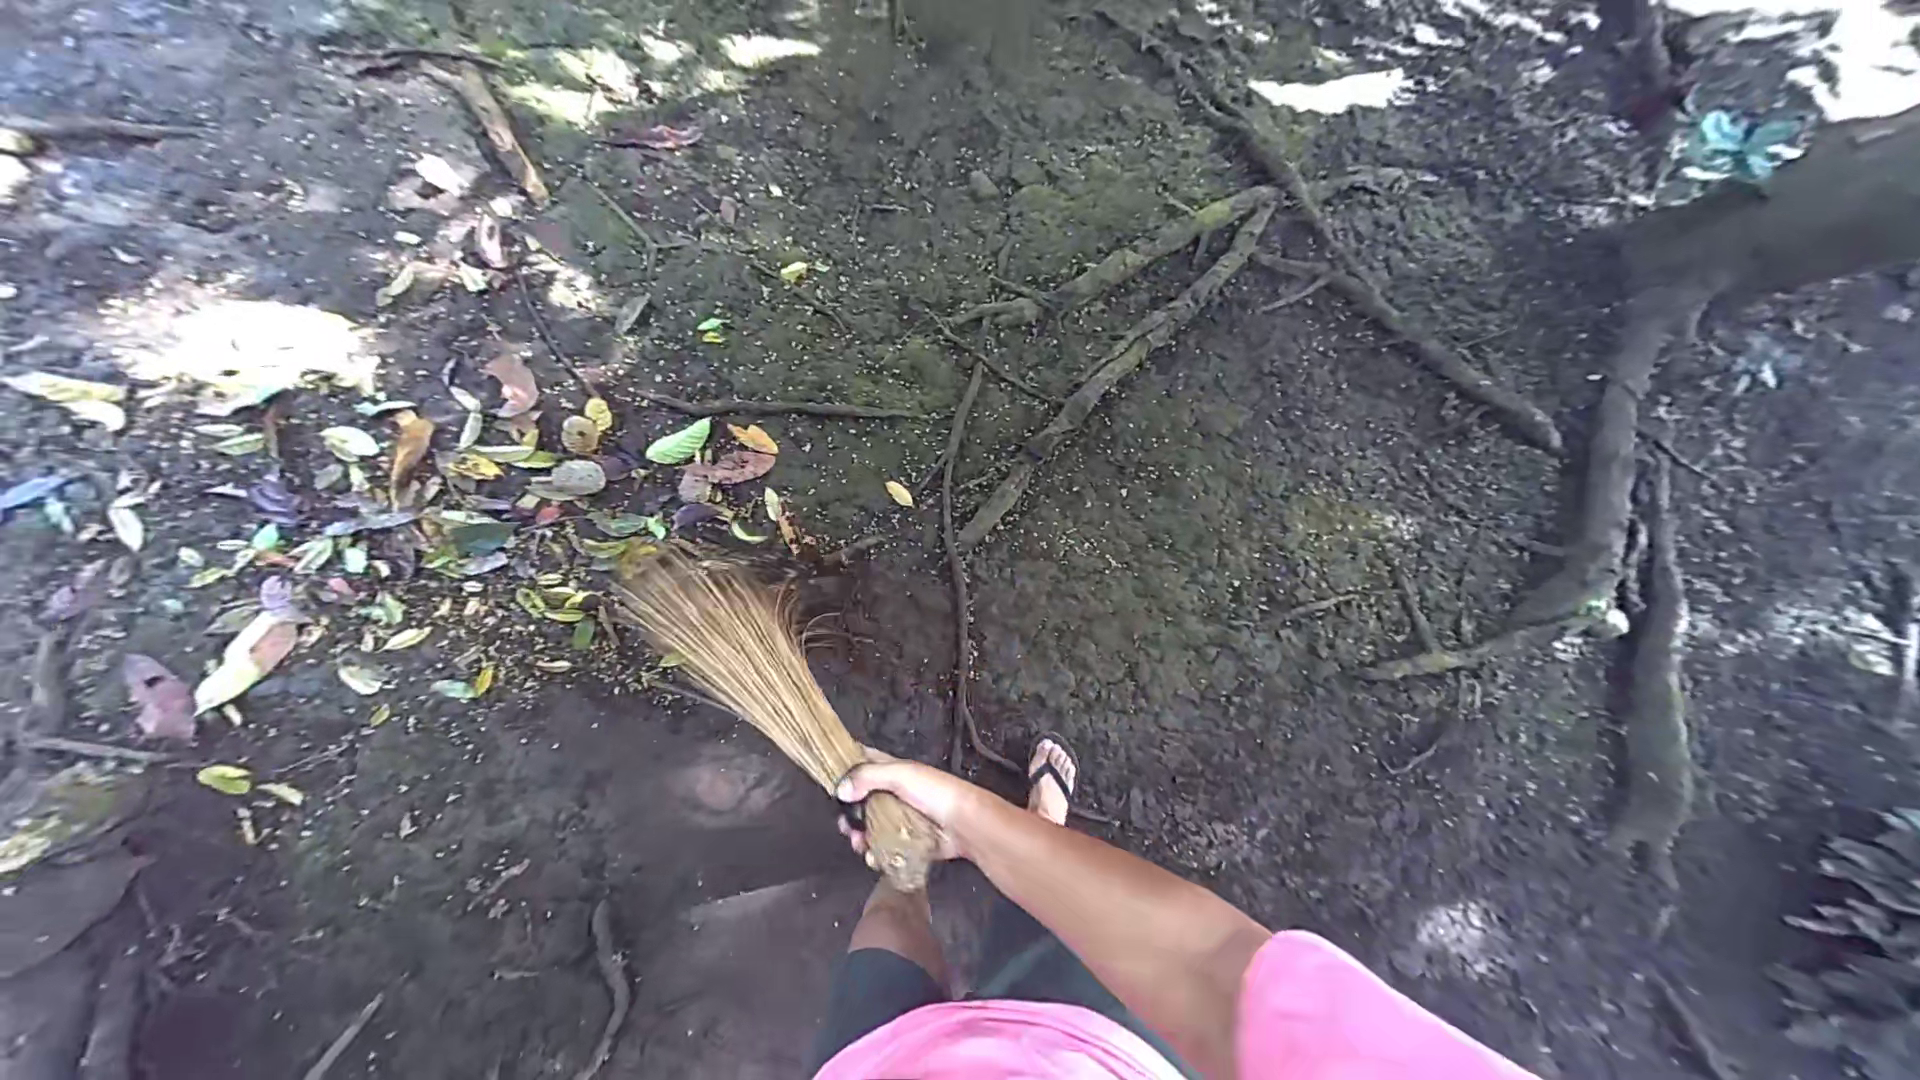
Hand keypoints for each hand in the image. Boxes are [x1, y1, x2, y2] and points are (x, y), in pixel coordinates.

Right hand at [836, 748, 989, 862]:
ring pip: (870, 826)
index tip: (831, 782)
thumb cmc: (935, 792)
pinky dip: (874, 852)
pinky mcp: (905, 840)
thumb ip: (868, 776)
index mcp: (893, 770)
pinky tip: (872, 856)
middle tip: (845, 825)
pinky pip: (883, 846)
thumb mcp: (901, 775)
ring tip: (858, 844)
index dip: (846, 769)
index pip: (864, 762)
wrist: (964, 824)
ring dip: (860, 836)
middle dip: (850, 814)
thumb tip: (841, 788)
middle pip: (862, 800)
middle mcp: (894, 792)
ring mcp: (900, 817)